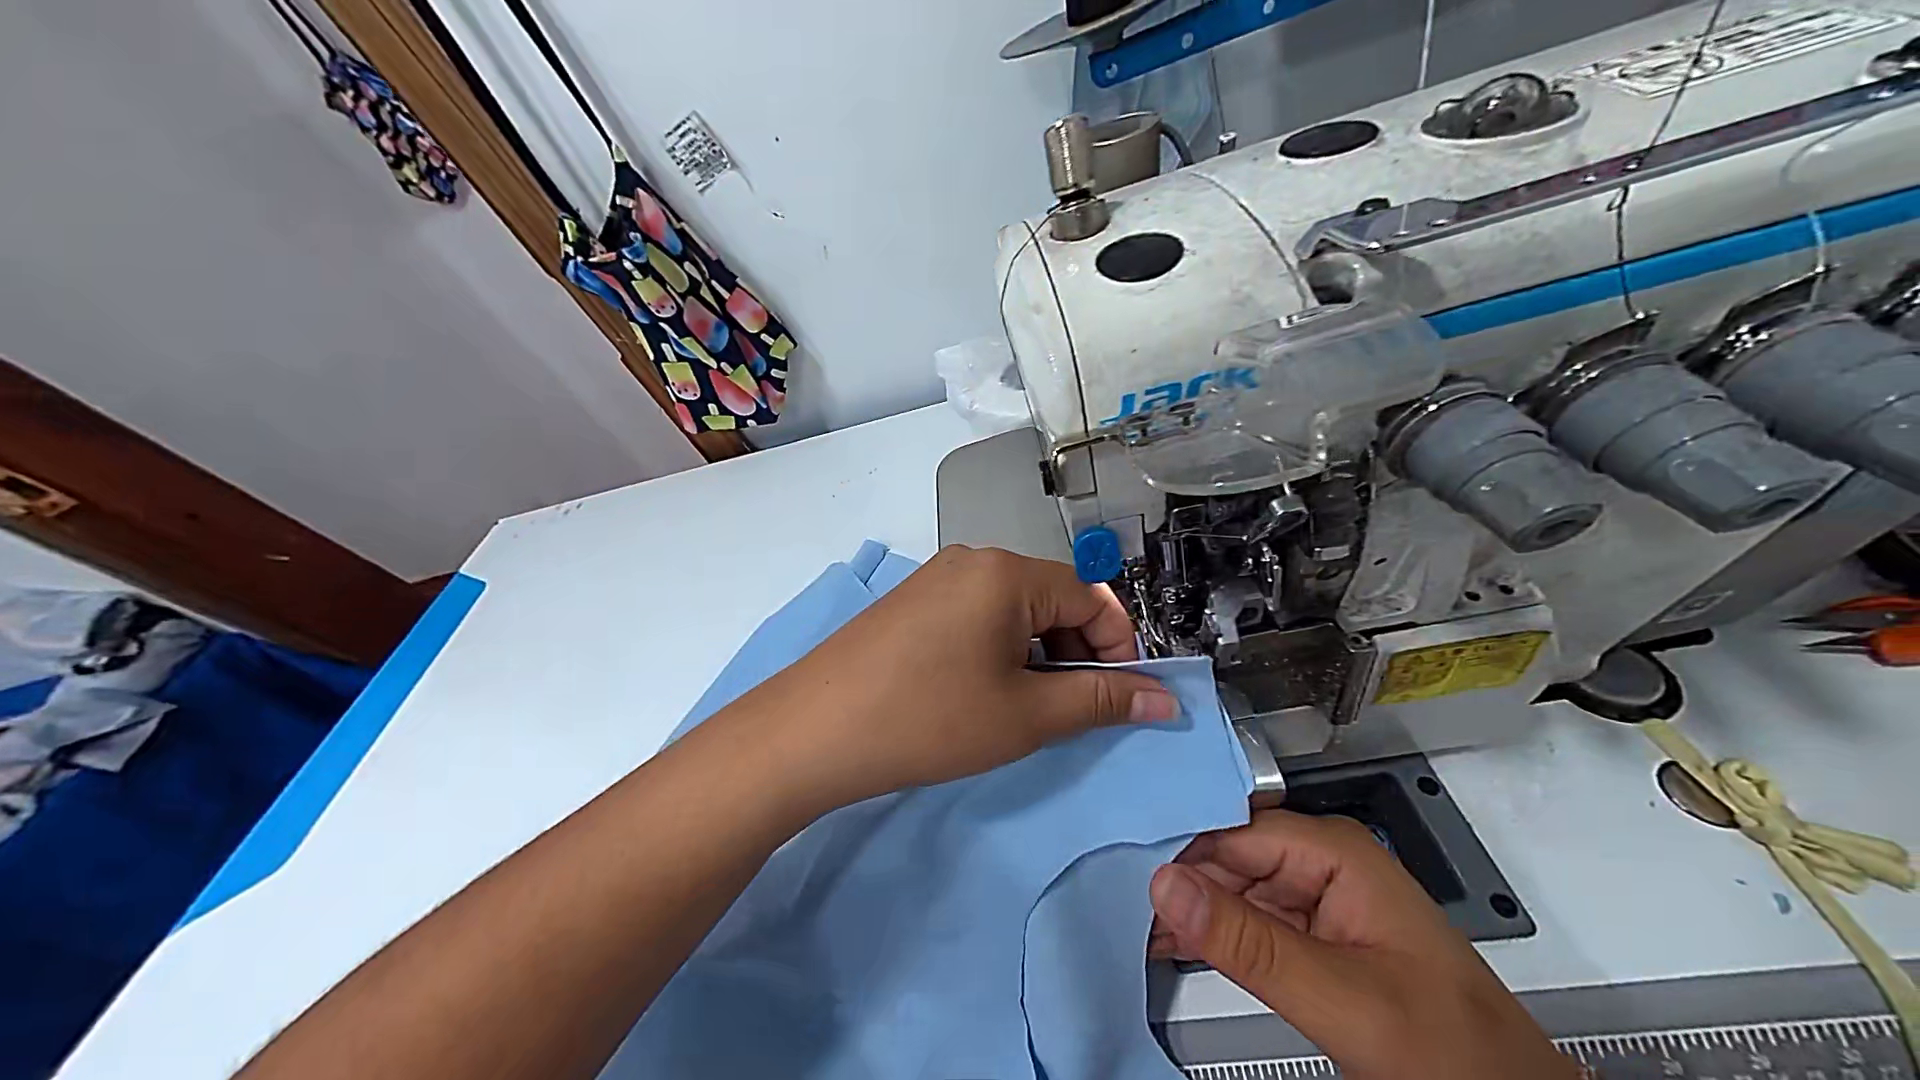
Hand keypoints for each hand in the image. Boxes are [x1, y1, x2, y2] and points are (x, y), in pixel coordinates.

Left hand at [742, 546, 1180, 809]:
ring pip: (1014, 609)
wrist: (813, 731)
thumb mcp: (1027, 715)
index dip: (1118, 648)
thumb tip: (1164, 699)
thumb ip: (1102, 700)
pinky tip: (980, 692)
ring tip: (1022, 708)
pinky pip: (976, 615)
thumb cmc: (930, 719)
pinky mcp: (912, 601)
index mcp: (1007, 571)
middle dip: (1074, 653)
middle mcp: (973, 559)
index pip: (1092, 597)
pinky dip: (998, 650)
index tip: (1120, 698)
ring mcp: (936, 577)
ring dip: (1036, 655)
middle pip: (1052, 598)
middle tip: (1067, 711)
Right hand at [1148, 811, 1578, 1079]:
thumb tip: (1167, 886)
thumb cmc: (1453, 1052)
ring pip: (1230, 887)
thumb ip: (1248, 942)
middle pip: (1226, 855)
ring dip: (1190, 910)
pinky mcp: (1309, 931)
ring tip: (1141, 929)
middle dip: (1179, 883)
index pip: (1229, 831)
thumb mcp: (1342, 998)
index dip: (1178, 850)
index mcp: (1333, 850)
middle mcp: (1319, 860)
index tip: (1126, 870)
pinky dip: (1211, 933)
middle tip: (1126, 910)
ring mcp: (1314, 895)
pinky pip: (1246, 919)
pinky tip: (1178, 944)